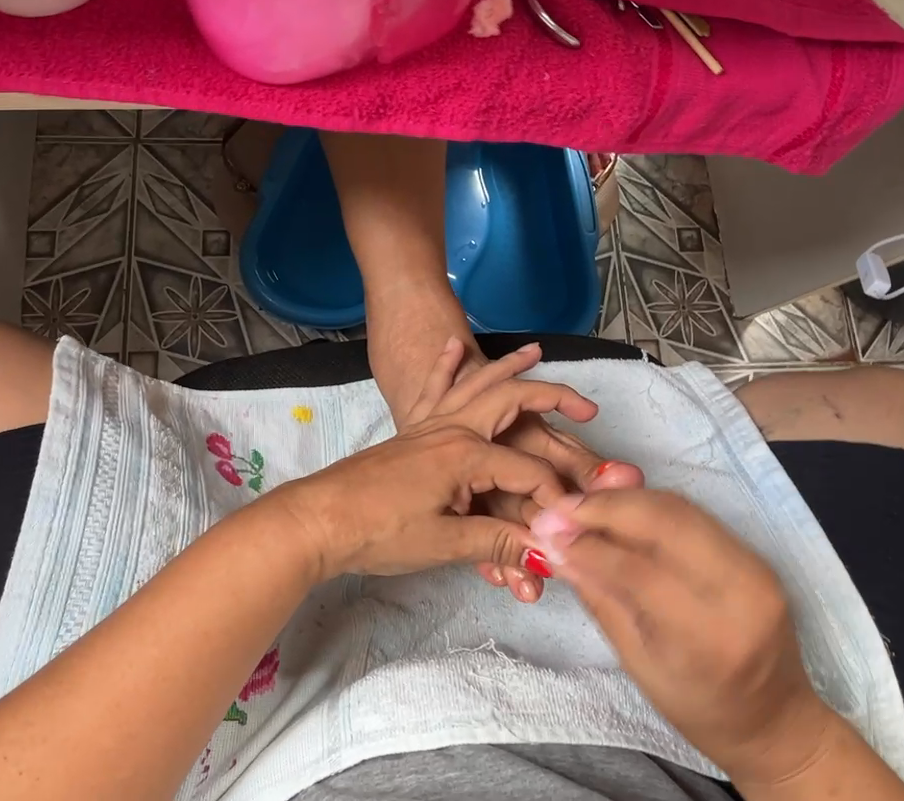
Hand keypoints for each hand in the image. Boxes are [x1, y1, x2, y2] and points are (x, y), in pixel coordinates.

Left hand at [265, 354, 598, 581]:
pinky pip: (433, 390)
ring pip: (475, 387)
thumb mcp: (442, 542)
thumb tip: (546, 555)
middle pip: (510, 403)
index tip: (572, 525)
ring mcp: (430, 427)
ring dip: (507, 367)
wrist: (318, 519)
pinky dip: (446, 367)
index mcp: (466, 455)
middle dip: (550, 399)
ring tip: (534, 350)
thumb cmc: (378, 530)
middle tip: (585, 404)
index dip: (554, 500)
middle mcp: (453, 430)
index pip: (528, 473)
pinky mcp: (411, 433)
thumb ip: (497, 544)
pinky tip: (453, 348)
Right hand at [531, 490, 837, 786]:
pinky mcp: (757, 555)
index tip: (545, 527)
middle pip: (664, 521)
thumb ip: (600, 596)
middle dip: (604, 505)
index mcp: (708, 637)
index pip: (637, 570)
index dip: (586, 543)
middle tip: (560, 505)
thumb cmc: (698, 706)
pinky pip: (695, 516)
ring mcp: (755, 568)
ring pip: (680, 508)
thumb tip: (554, 547)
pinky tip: (619, 510)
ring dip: (625, 498)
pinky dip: (651, 506)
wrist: (775, 719)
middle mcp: (740, 593)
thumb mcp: (637, 661)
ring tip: (582, 503)